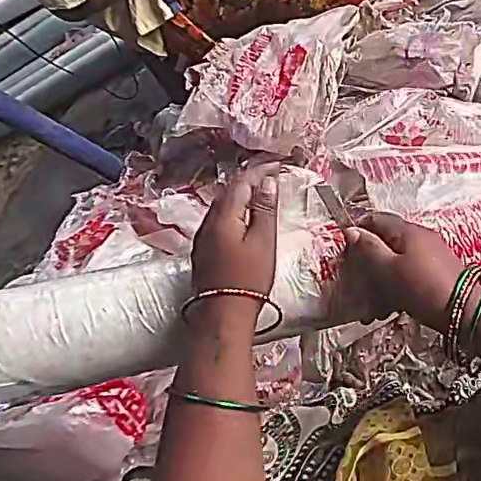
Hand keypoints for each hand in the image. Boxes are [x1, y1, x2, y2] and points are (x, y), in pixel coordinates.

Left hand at [191, 165, 280, 303]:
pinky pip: (218, 221)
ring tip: (260, 195)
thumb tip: (267, 181)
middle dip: (249, 181)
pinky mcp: (203, 250)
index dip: (259, 171)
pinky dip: (233, 213)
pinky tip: (243, 219)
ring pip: (221, 206)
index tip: (277, 166)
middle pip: (228, 192)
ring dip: (240, 197)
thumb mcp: (264, 242)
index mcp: (223, 216)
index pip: (241, 182)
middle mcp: (208, 222)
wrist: (222, 314)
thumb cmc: (248, 279)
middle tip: (270, 177)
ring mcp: (202, 237)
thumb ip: (265, 210)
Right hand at [342, 212, 466, 329]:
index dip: (357, 231)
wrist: (465, 314)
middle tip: (357, 278)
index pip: (375, 219)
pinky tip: (392, 305)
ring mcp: (432, 253)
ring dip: (382, 274)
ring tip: (372, 300)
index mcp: (407, 231)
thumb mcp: (389, 269)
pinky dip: (397, 282)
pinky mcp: (439, 270)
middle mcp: (421, 236)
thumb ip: (369, 248)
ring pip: (397, 257)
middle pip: (386, 239)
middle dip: (369, 258)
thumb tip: (351, 229)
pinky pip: (410, 270)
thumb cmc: (422, 289)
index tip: (345, 250)